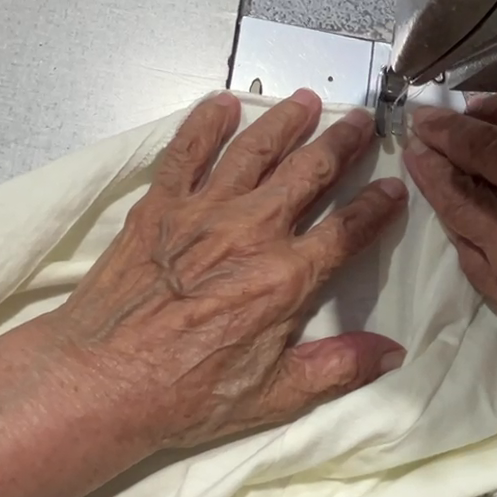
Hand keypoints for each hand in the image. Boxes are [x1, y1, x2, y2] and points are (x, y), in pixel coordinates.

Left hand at [35, 89, 407, 449]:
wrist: (101, 379)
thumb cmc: (188, 393)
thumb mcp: (274, 396)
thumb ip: (338, 368)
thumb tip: (394, 353)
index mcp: (286, 278)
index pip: (347, 230)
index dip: (377, 206)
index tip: (395, 187)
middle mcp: (252, 231)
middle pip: (309, 173)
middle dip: (341, 143)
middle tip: (361, 120)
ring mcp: (203, 211)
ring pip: (255, 151)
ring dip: (286, 121)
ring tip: (307, 100)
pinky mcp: (159, 205)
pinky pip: (186, 151)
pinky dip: (206, 123)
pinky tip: (222, 102)